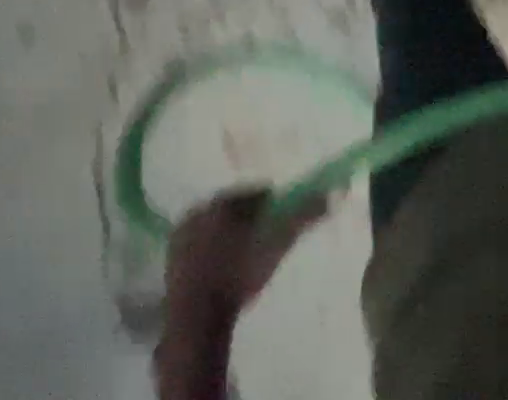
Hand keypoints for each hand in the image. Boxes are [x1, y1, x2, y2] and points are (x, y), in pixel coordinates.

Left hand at [164, 187, 327, 325]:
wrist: (196, 318)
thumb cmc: (240, 273)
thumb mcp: (279, 243)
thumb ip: (306, 216)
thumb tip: (337, 190)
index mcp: (223, 202)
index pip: (257, 192)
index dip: (275, 205)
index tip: (283, 222)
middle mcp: (198, 210)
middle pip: (235, 208)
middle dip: (251, 219)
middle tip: (266, 241)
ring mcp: (179, 236)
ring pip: (216, 226)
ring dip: (231, 235)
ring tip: (246, 259)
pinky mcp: (170, 260)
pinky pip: (199, 245)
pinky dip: (213, 251)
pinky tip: (224, 271)